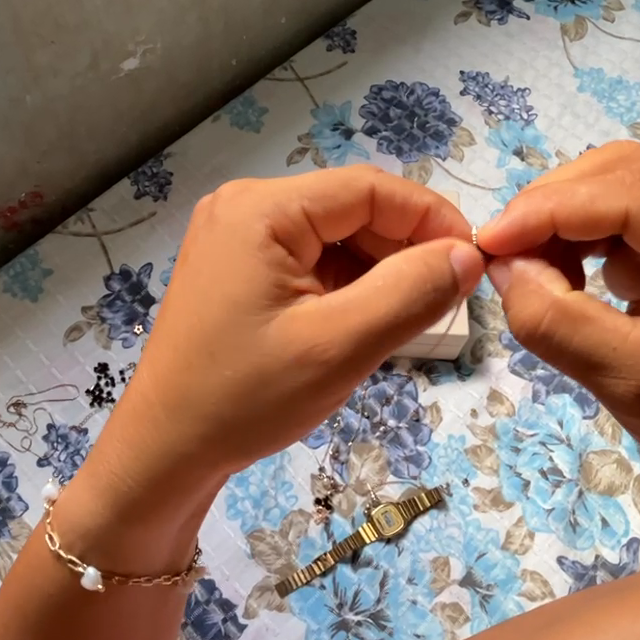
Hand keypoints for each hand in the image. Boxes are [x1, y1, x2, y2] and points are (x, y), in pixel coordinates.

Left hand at [90, 166, 484, 506]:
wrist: (166, 450)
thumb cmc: (245, 398)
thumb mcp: (339, 346)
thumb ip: (411, 292)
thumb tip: (467, 254)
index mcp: (262, 208)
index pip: (368, 189)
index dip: (429, 218)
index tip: (473, 262)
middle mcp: (245, 207)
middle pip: (350, 209)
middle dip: (402, 249)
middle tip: (443, 299)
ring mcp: (236, 237)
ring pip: (332, 237)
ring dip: (376, 271)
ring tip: (405, 317)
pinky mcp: (236, 269)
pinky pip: (308, 261)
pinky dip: (344, 285)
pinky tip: (362, 320)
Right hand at [477, 142, 639, 500]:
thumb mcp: (630, 381)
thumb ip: (557, 322)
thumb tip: (501, 265)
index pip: (631, 195)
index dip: (548, 211)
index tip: (484, 246)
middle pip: (622, 172)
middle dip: (550, 209)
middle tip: (501, 259)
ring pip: (616, 181)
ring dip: (561, 220)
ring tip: (533, 272)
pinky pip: (623, 204)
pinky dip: (580, 232)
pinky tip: (566, 272)